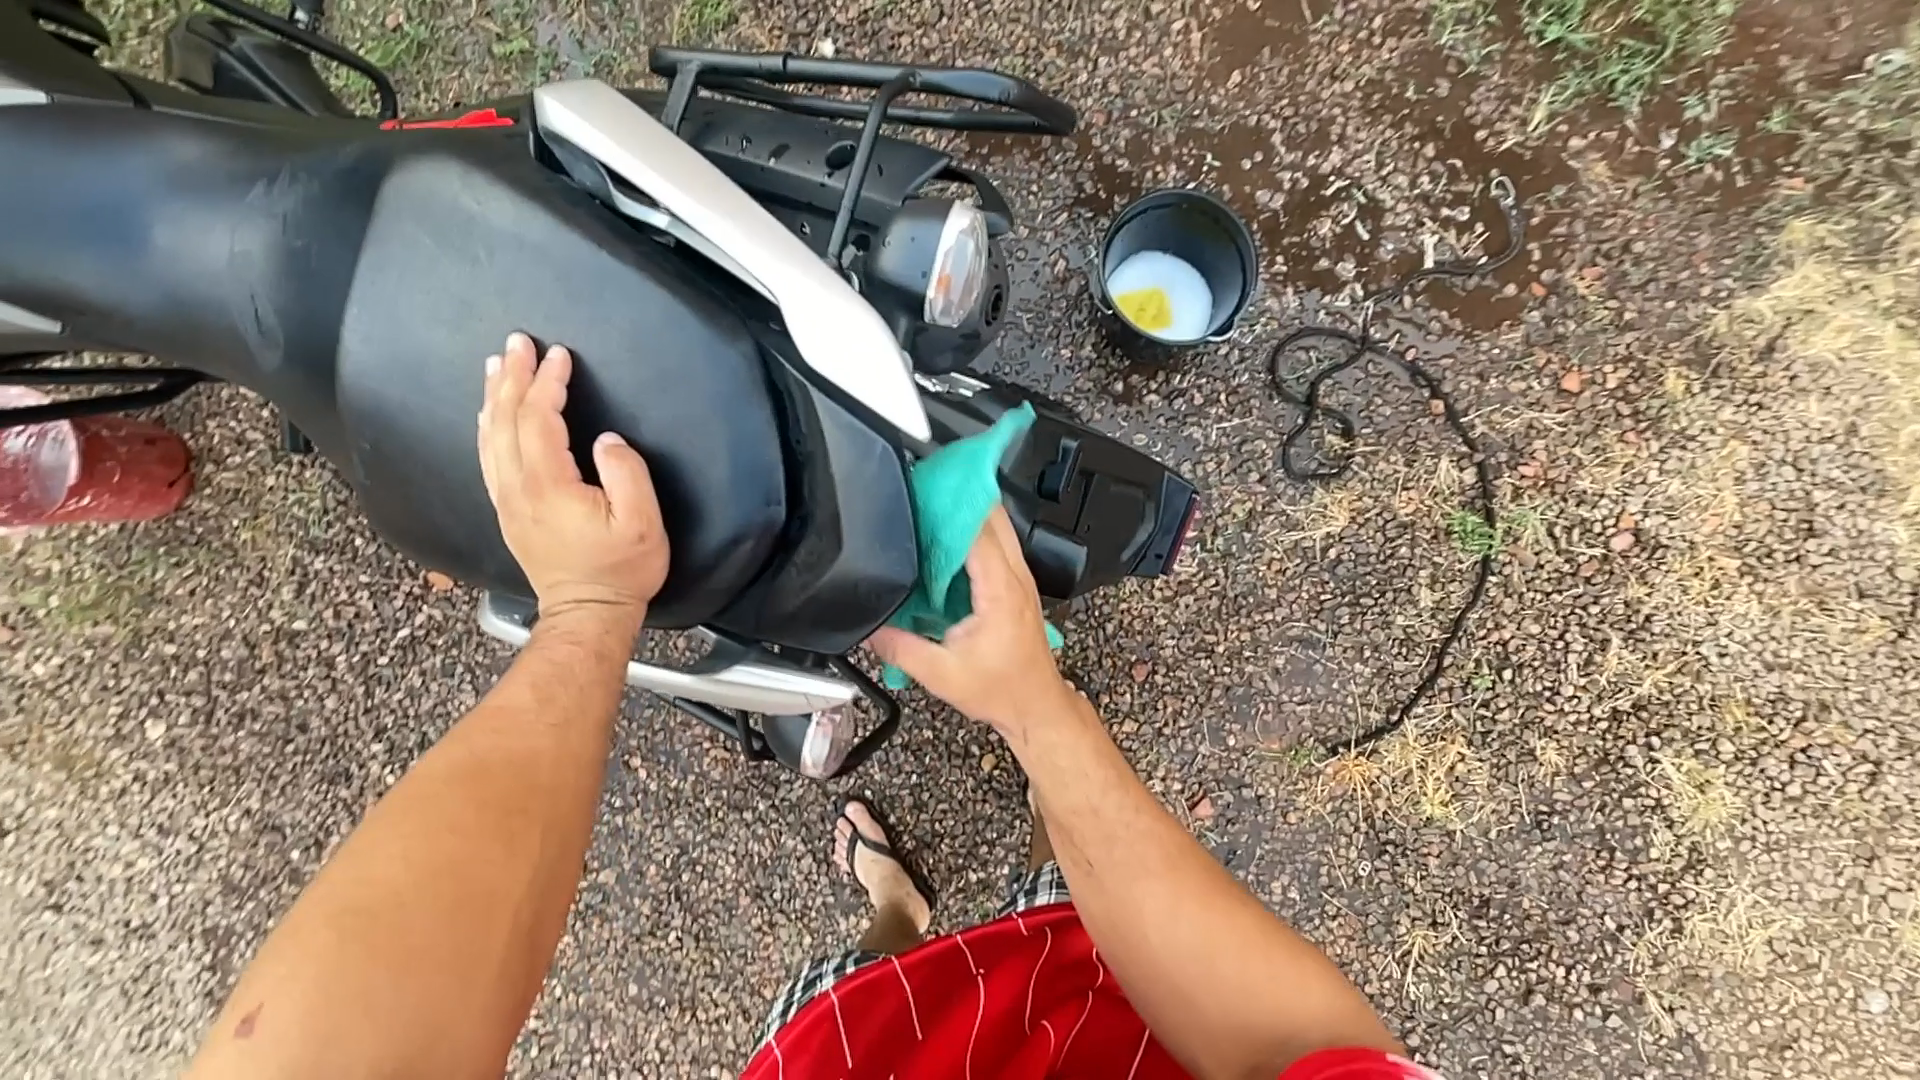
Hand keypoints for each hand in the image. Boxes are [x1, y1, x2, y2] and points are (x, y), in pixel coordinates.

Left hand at [478, 333, 668, 634]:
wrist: (587, 612)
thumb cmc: (621, 570)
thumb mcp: (642, 523)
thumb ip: (626, 474)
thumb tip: (606, 441)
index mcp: (550, 486)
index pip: (540, 420)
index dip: (548, 383)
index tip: (560, 356)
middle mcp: (518, 488)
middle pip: (506, 421)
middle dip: (513, 377)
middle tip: (518, 342)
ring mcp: (508, 501)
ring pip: (490, 437)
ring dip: (495, 397)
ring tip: (498, 365)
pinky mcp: (509, 511)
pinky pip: (489, 458)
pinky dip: (487, 427)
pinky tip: (490, 413)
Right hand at [867, 507, 1073, 736]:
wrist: (1035, 706)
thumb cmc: (1003, 691)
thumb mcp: (941, 674)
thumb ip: (900, 648)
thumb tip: (870, 629)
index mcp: (1000, 590)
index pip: (977, 531)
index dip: (949, 508)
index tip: (924, 494)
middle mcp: (1016, 576)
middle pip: (992, 516)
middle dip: (959, 500)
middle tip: (925, 492)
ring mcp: (1020, 578)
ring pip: (998, 527)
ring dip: (967, 515)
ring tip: (931, 512)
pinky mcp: (1016, 585)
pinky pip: (997, 545)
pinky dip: (973, 535)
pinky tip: (946, 544)